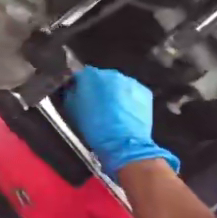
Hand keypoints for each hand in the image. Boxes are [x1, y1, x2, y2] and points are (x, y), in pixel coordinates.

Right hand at [62, 67, 180, 174]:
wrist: (124, 144)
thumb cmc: (94, 129)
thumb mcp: (73, 111)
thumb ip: (71, 94)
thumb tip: (74, 89)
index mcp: (91, 76)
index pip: (83, 74)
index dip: (82, 85)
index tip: (81, 96)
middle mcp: (111, 74)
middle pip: (103, 78)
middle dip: (100, 89)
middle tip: (98, 106)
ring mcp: (130, 81)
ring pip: (119, 84)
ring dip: (115, 94)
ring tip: (114, 113)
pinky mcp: (144, 91)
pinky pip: (133, 92)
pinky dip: (130, 100)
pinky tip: (126, 114)